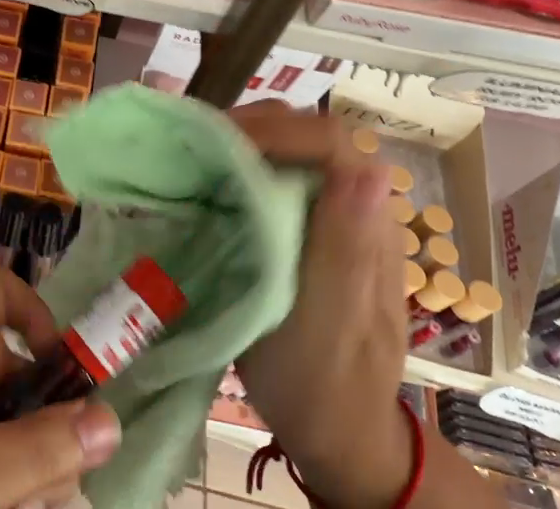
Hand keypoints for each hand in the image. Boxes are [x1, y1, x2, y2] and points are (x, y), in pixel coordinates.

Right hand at [231, 103, 412, 508]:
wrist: (333, 431)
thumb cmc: (327, 382)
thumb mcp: (331, 325)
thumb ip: (346, 249)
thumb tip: (368, 170)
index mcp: (367, 223)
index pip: (330, 142)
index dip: (276, 131)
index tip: (217, 145)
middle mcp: (352, 208)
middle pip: (307, 136)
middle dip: (251, 129)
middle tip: (193, 146)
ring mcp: (327, 218)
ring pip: (287, 154)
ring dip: (240, 146)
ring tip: (190, 160)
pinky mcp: (302, 232)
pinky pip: (270, 182)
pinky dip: (233, 172)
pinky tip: (201, 187)